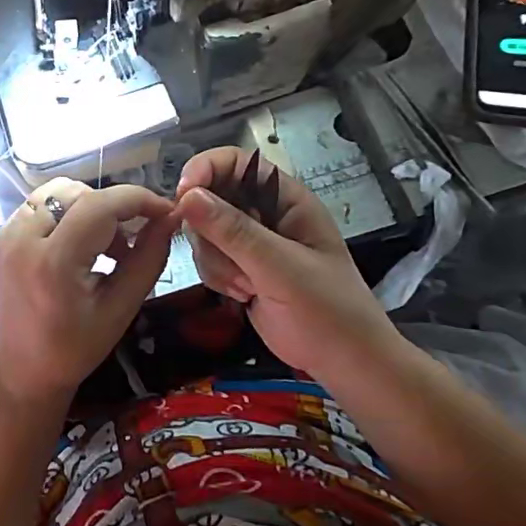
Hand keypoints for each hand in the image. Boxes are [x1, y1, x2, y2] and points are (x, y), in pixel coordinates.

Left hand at [0, 178, 180, 407]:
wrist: (23, 368)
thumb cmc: (76, 347)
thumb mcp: (122, 307)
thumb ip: (148, 257)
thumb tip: (171, 216)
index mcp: (51, 263)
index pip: (99, 205)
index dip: (137, 200)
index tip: (164, 211)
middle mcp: (21, 240)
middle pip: (77, 193)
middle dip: (112, 209)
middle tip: (126, 246)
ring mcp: (4, 236)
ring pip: (56, 192)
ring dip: (87, 208)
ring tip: (100, 247)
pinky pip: (38, 205)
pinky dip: (64, 215)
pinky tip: (75, 246)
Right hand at [174, 147, 403, 373]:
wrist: (343, 362)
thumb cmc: (327, 309)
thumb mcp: (280, 267)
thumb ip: (233, 231)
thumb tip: (187, 196)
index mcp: (285, 199)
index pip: (235, 163)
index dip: (205, 169)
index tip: (183, 195)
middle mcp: (265, 214)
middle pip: (210, 198)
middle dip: (209, 232)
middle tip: (230, 260)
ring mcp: (250, 243)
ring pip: (203, 233)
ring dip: (216, 261)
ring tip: (247, 285)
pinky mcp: (239, 268)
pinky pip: (207, 259)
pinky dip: (217, 277)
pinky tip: (243, 295)